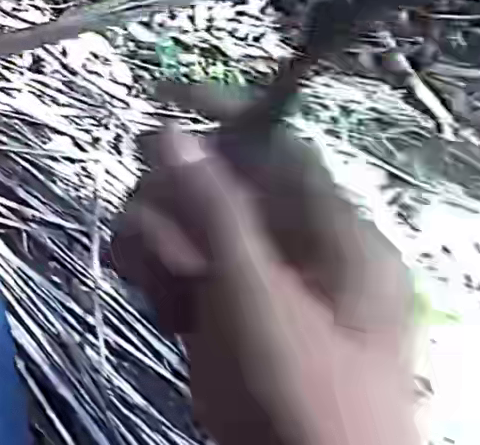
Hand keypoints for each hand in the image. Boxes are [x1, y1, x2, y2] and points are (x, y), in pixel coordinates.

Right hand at [111, 128, 416, 444]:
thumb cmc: (301, 383)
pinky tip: (159, 300)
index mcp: (333, 234)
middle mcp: (288, 239)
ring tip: (166, 285)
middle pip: (203, 176)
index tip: (160, 94)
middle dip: (169, 203)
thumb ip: (212, 207)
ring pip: (170, 209)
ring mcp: (246, 265)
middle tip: (174, 247)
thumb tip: (168, 131)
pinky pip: (157, 244)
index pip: (276, 144)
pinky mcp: (210, 287)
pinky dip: (146, 265)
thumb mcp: (256, 291)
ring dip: (151, 239)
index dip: (222, 114)